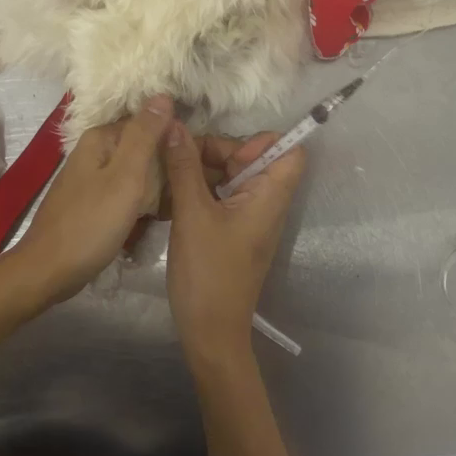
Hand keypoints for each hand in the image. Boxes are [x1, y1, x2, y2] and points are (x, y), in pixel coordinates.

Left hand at [0, 95, 174, 308]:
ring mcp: (90, 180)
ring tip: (178, 203)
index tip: (197, 160)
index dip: (173, 139)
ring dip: (156, 187)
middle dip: (166, 166)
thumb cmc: (91, 224)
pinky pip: (124, 195)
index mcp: (99, 139)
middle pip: (141, 149)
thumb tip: (163, 94)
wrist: (49, 271)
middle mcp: (93, 153)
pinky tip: (155, 219)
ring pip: (135, 174)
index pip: (147, 123)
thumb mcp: (126, 177)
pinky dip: (140, 204)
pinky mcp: (91, 204)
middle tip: (191, 187)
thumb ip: (145, 136)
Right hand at [161, 124, 306, 364]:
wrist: (210, 331)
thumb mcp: (192, 214)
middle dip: (217, 150)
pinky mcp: (232, 230)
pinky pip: (221, 195)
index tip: (221, 150)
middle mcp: (266, 202)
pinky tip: (171, 194)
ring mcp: (249, 218)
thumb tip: (174, 125)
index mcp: (270, 195)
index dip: (258, 140)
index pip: (288, 149)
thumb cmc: (208, 272)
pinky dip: (199, 188)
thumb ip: (184, 166)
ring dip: (202, 169)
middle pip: (252, 157)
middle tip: (178, 157)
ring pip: (232, 176)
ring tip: (167, 173)